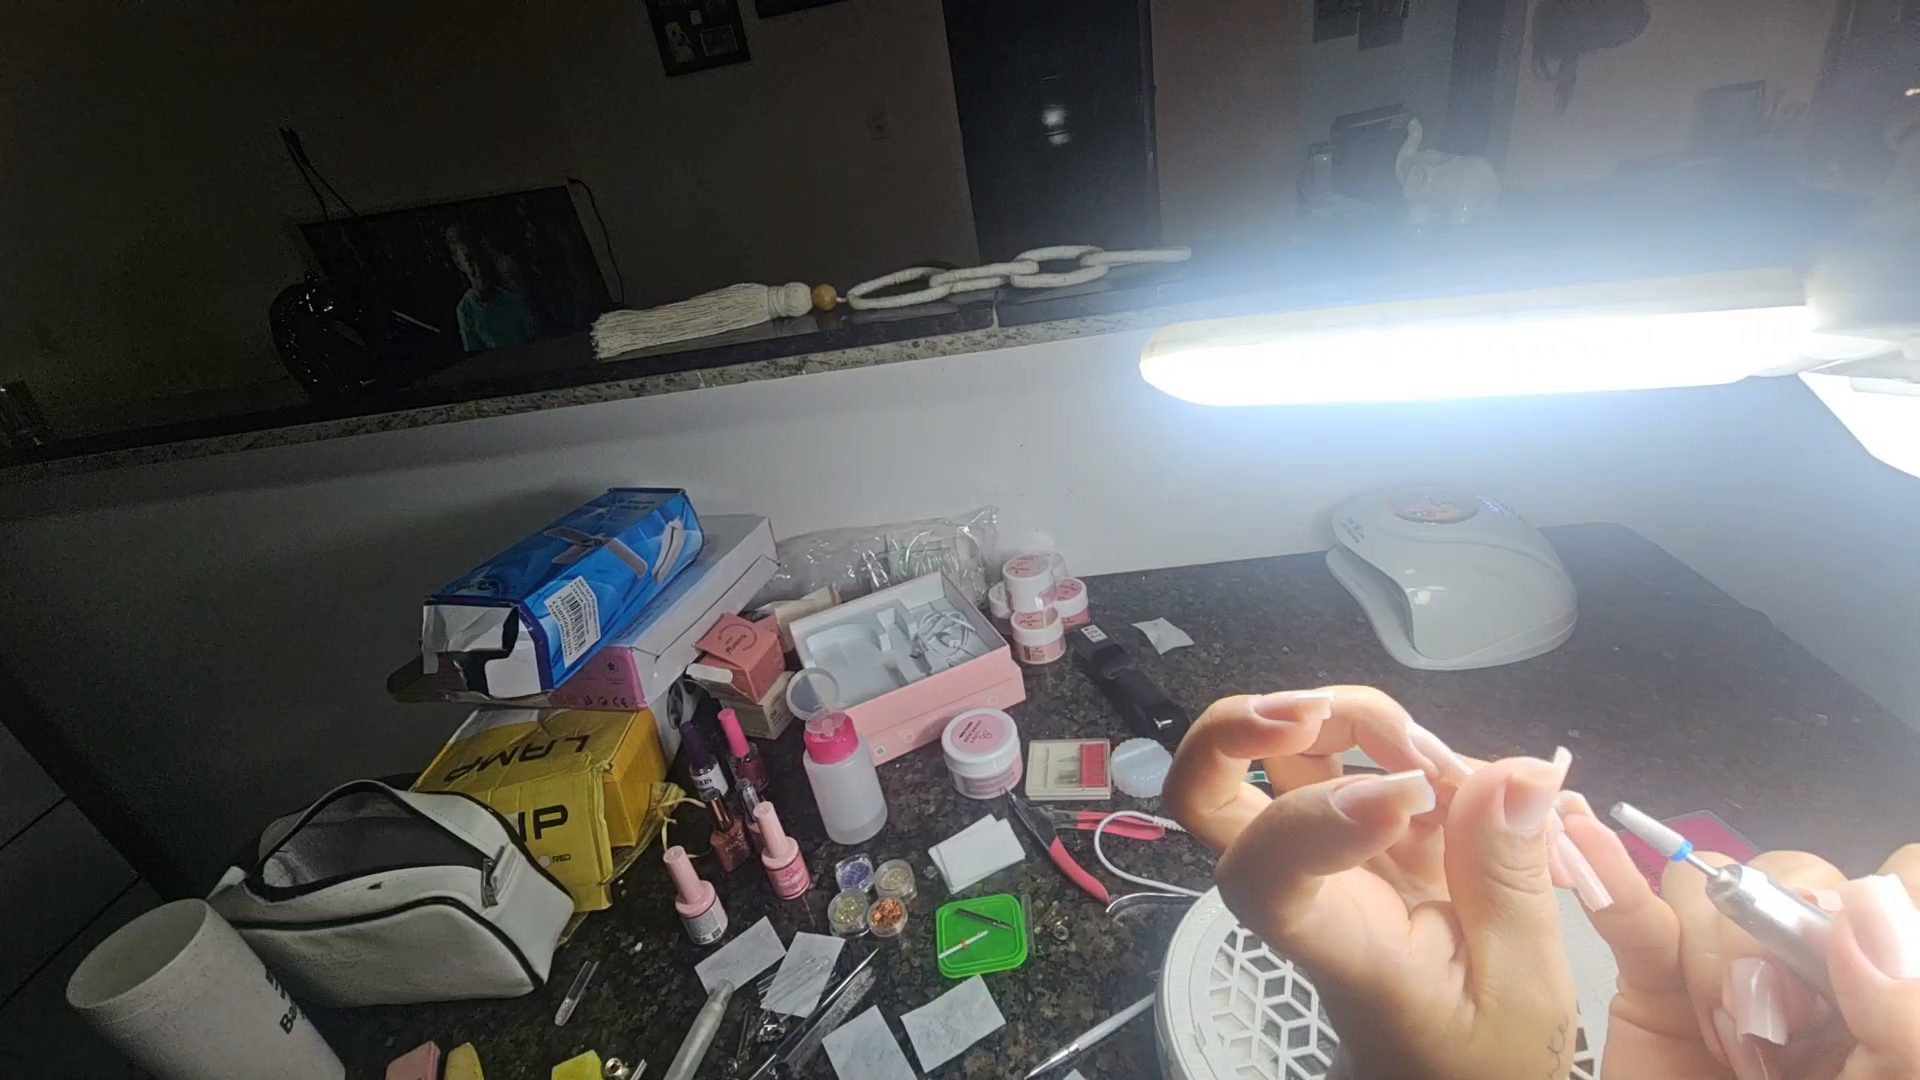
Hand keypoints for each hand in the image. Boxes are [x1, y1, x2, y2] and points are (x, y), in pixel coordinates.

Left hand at [1165, 686, 1579, 1079]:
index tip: (1405, 800)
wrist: (1439, 1049)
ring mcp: (1306, 834)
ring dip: (1341, 717)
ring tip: (1434, 756)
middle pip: (1203, 787)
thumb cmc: (1469, 1043)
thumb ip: (1507, 883)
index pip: (1258, 876)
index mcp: (1324, 938)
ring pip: (1272, 743)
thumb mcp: (1521, 989)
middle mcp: (1291, 873)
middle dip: (1242, 726)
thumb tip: (1517, 775)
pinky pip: (1333, 744)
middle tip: (1322, 711)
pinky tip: (1449, 766)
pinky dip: (1384, 732)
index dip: (1306, 822)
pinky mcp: (1337, 809)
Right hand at [1558, 806, 1919, 1078]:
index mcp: (1900, 1002)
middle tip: (1780, 1024)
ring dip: (1709, 948)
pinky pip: (1625, 909)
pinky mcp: (1650, 977)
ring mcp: (1732, 974)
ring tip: (1723, 1033)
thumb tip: (1868, 903)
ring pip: (1707, 886)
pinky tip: (1582, 846)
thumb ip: (1915, 1027)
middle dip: (1778, 939)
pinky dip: (1605, 879)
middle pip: (1794, 881)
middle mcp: (1827, 978)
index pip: (1903, 886)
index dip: (1880, 898)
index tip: (1856, 969)